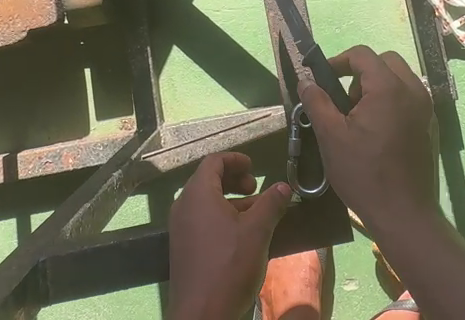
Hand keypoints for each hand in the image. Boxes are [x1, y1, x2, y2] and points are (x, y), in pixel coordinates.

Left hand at [167, 152, 293, 319]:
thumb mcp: (257, 231)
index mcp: (197, 193)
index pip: (214, 161)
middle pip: (208, 179)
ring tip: (255, 212)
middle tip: (255, 188)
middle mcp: (184, 205)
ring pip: (206, 202)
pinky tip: (240, 234)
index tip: (254, 166)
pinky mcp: (182, 248)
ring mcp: (180, 228)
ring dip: (230, 200)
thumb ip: (271, 204)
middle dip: (234, 180)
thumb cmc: (229, 265)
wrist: (201, 315)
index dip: (235, 160)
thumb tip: (284, 186)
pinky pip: (201, 220)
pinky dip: (220, 217)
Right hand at [297, 45, 438, 239]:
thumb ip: (317, 102)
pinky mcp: (432, 126)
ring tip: (361, 120)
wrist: (405, 216)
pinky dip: (393, 102)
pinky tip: (380, 134)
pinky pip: (411, 98)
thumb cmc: (365, 174)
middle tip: (346, 102)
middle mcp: (413, 90)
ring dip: (379, 87)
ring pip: (400, 79)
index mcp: (389, 88)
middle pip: (385, 62)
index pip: (362, 55)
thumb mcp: (331, 137)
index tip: (323, 80)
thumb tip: (306, 81)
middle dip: (362, 73)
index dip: (339, 61)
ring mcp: (427, 108)